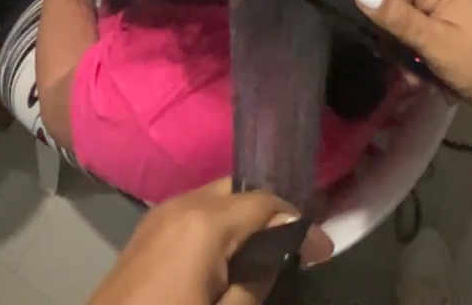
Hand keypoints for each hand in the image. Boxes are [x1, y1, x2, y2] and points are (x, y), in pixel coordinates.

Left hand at [90, 180, 331, 304]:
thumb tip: (277, 255)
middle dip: (269, 212)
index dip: (298, 224)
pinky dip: (218, 224)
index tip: (323, 250)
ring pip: (215, 198)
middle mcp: (184, 202)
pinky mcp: (148, 228)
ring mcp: (161, 212)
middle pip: (239, 189)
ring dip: (243, 217)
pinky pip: (194, 211)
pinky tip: (227, 255)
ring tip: (265, 251)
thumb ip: (256, 282)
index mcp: (206, 221)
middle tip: (295, 246)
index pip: (265, 203)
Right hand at [355, 0, 471, 112]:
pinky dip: (432, 53)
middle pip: (407, 4)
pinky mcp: (470, 24)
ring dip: (416, 52)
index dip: (384, 17)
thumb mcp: (434, 44)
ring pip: (420, 22)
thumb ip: (397, 17)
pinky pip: (437, 30)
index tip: (382, 49)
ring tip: (422, 79)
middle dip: (402, 40)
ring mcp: (464, 5)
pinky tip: (436, 77)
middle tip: (407, 72)